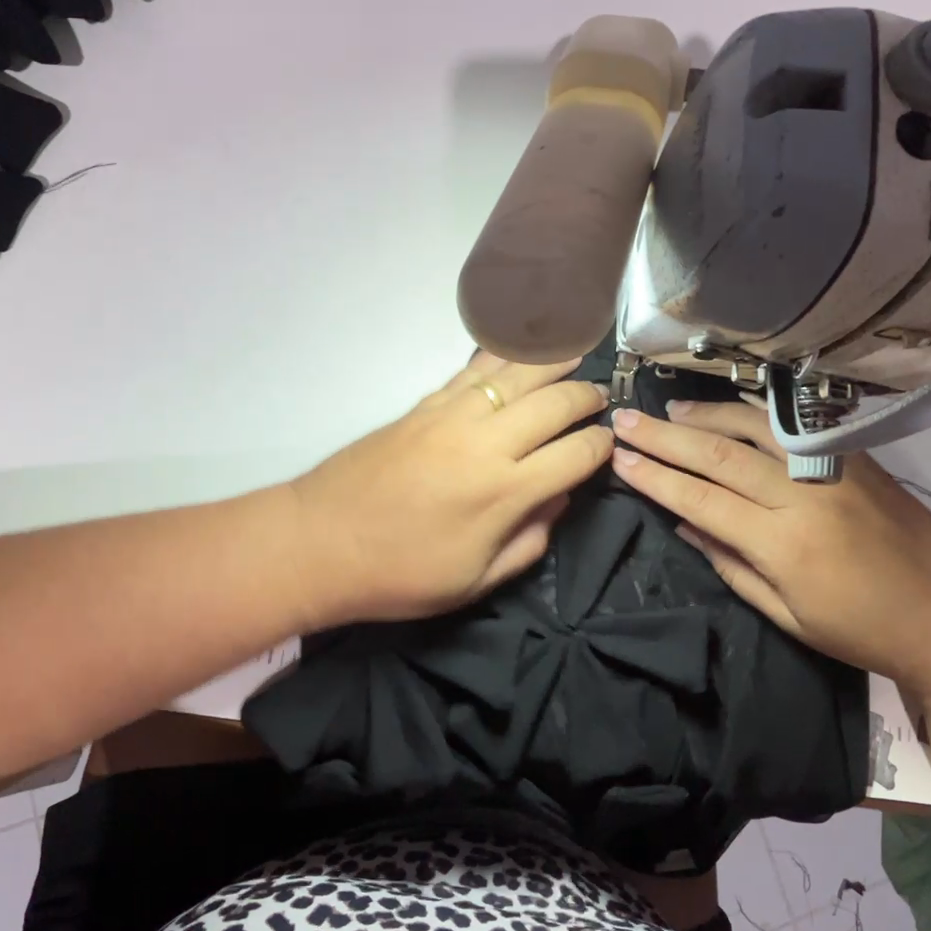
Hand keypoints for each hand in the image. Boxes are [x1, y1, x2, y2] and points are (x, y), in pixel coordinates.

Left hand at [291, 353, 613, 623]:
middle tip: (598, 398)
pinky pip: (473, 370)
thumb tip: (560, 500)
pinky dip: (502, 354)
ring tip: (574, 352)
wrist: (320, 542)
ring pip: (517, 373)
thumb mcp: (475, 582)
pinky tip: (518, 347)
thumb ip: (528, 543)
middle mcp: (487, 443)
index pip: (577, 455)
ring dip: (553, 360)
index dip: (602, 447)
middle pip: (555, 403)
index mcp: (506, 493)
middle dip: (586, 397)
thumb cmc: (400, 575)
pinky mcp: (423, 404)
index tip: (609, 444)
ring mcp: (452, 416)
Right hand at [609, 399, 930, 696]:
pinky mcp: (853, 457)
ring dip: (705, 415)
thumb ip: (730, 565)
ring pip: (753, 428)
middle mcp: (803, 494)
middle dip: (664, 436)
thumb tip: (683, 522)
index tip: (617, 458)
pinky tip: (727, 411)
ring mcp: (831, 469)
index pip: (700, 498)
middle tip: (624, 418)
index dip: (653, 478)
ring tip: (668, 409)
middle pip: (718, 454)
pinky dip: (749, 414)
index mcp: (783, 543)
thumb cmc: (864, 631)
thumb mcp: (787, 616)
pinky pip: (789, 427)